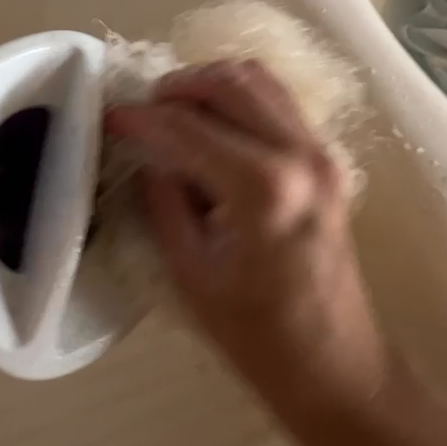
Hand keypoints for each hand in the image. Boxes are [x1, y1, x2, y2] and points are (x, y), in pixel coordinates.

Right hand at [104, 61, 393, 430]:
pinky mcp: (328, 158)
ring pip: (258, 78)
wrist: (336, 367)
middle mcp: (299, 154)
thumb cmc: (257, 335)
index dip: (141, 118)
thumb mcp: (190, 270)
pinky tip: (213, 123)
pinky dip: (240, 97)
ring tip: (174, 110)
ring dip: (209, 84)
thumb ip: (164, 200)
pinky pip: (278, 100)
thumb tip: (146, 155)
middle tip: (143, 110)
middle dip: (176, 87)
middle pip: (227, 82)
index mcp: (262, 188)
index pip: (186, 127)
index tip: (110, 116)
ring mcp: (321, 151)